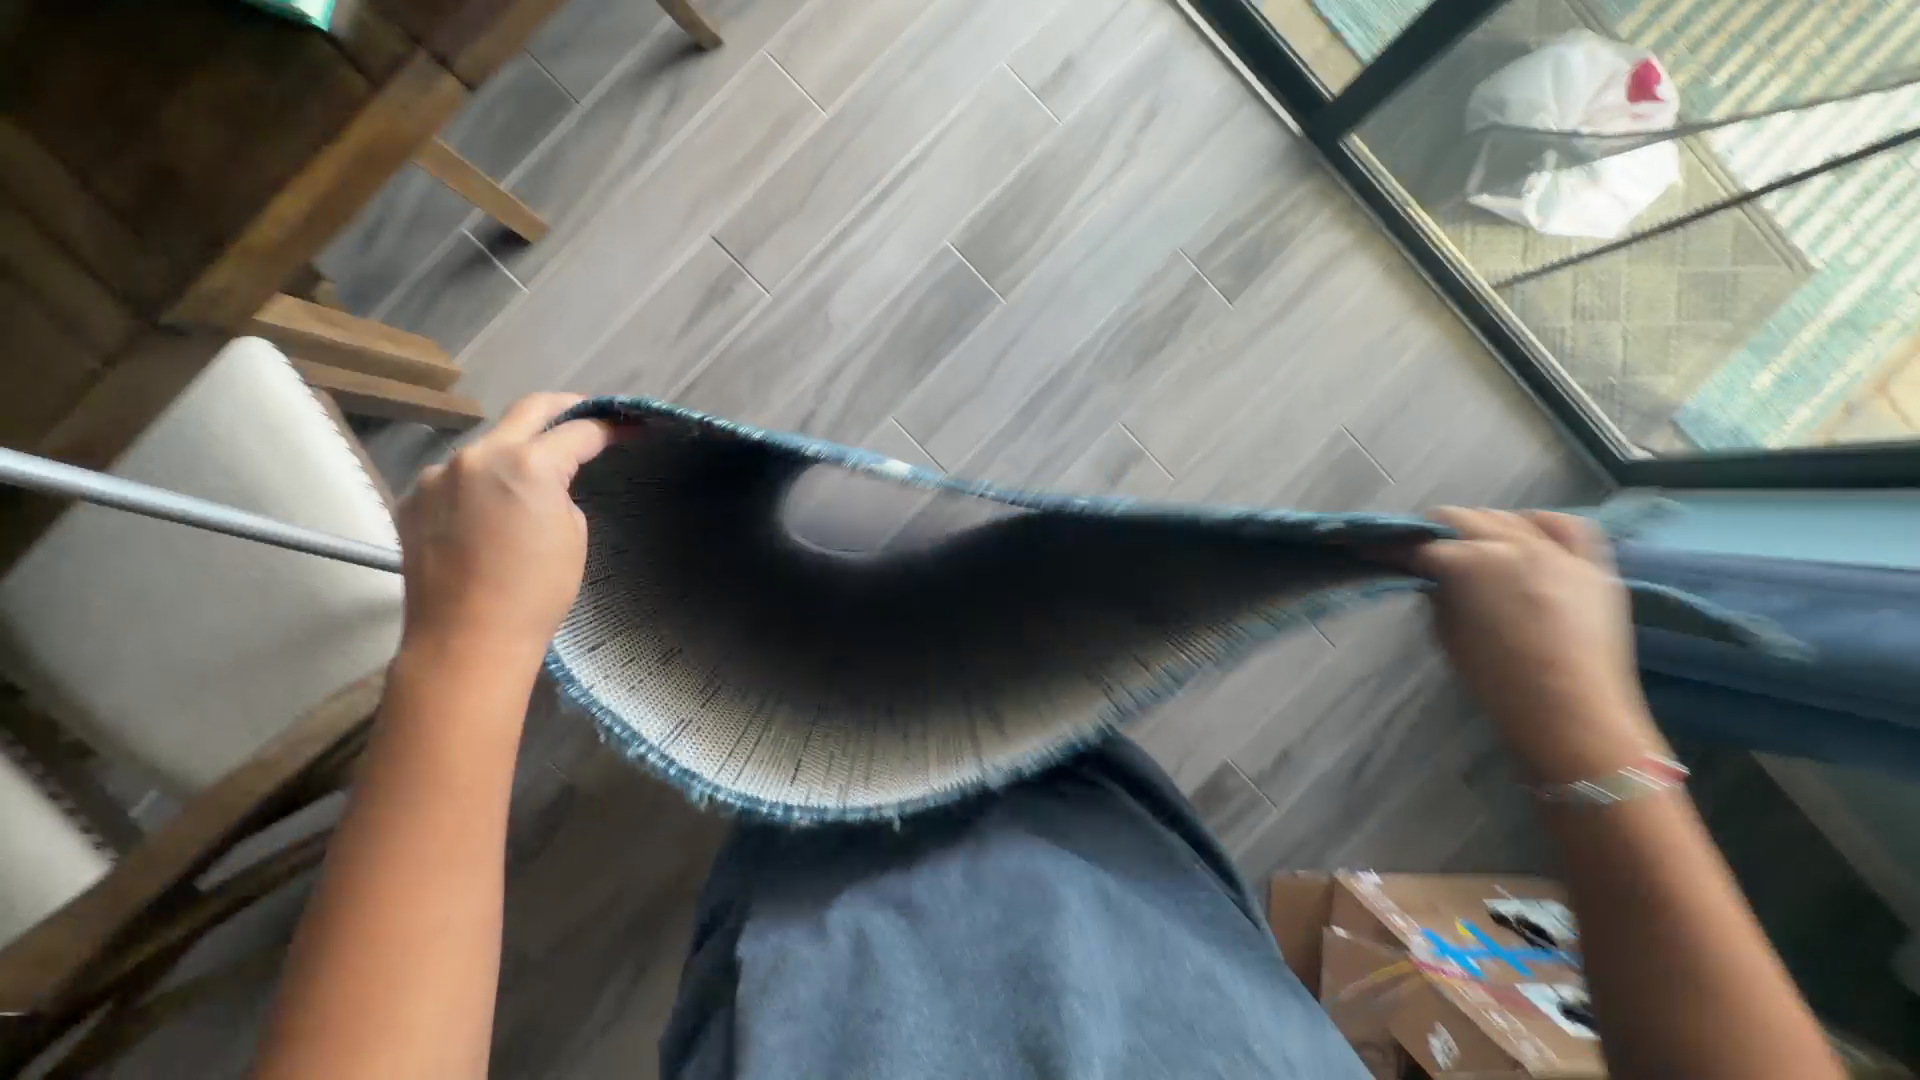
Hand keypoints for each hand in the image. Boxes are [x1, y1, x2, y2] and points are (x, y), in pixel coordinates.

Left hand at [396, 394, 613, 661]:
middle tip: (588, 413)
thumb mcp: (572, 535)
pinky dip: (480, 483)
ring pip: (487, 446)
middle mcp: (477, 456)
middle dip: (564, 408)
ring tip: (533, 477)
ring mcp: (437, 474)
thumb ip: (560, 492)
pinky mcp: (413, 498)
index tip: (629, 427)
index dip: (610, 426)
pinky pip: (456, 477)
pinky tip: (490, 512)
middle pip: (529, 410)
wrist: (467, 639)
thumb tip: (547, 482)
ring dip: (515, 452)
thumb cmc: (536, 593)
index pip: (579, 431)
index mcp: (527, 464)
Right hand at [1411, 508, 1667, 782]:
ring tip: (1469, 546)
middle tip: (1417, 550)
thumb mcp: (1446, 635)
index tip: (1374, 551)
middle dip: (1432, 532)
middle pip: (1461, 519)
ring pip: (1508, 518)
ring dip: (1481, 526)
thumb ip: (1436, 595)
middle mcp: (1512, 545)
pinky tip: (1526, 536)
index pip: (1420, 547)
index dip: (1392, 550)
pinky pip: (1566, 527)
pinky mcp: (1592, 566)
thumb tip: (1433, 577)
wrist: (1570, 713)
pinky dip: (1540, 524)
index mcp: (1470, 564)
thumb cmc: (1496, 682)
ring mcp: (1556, 552)